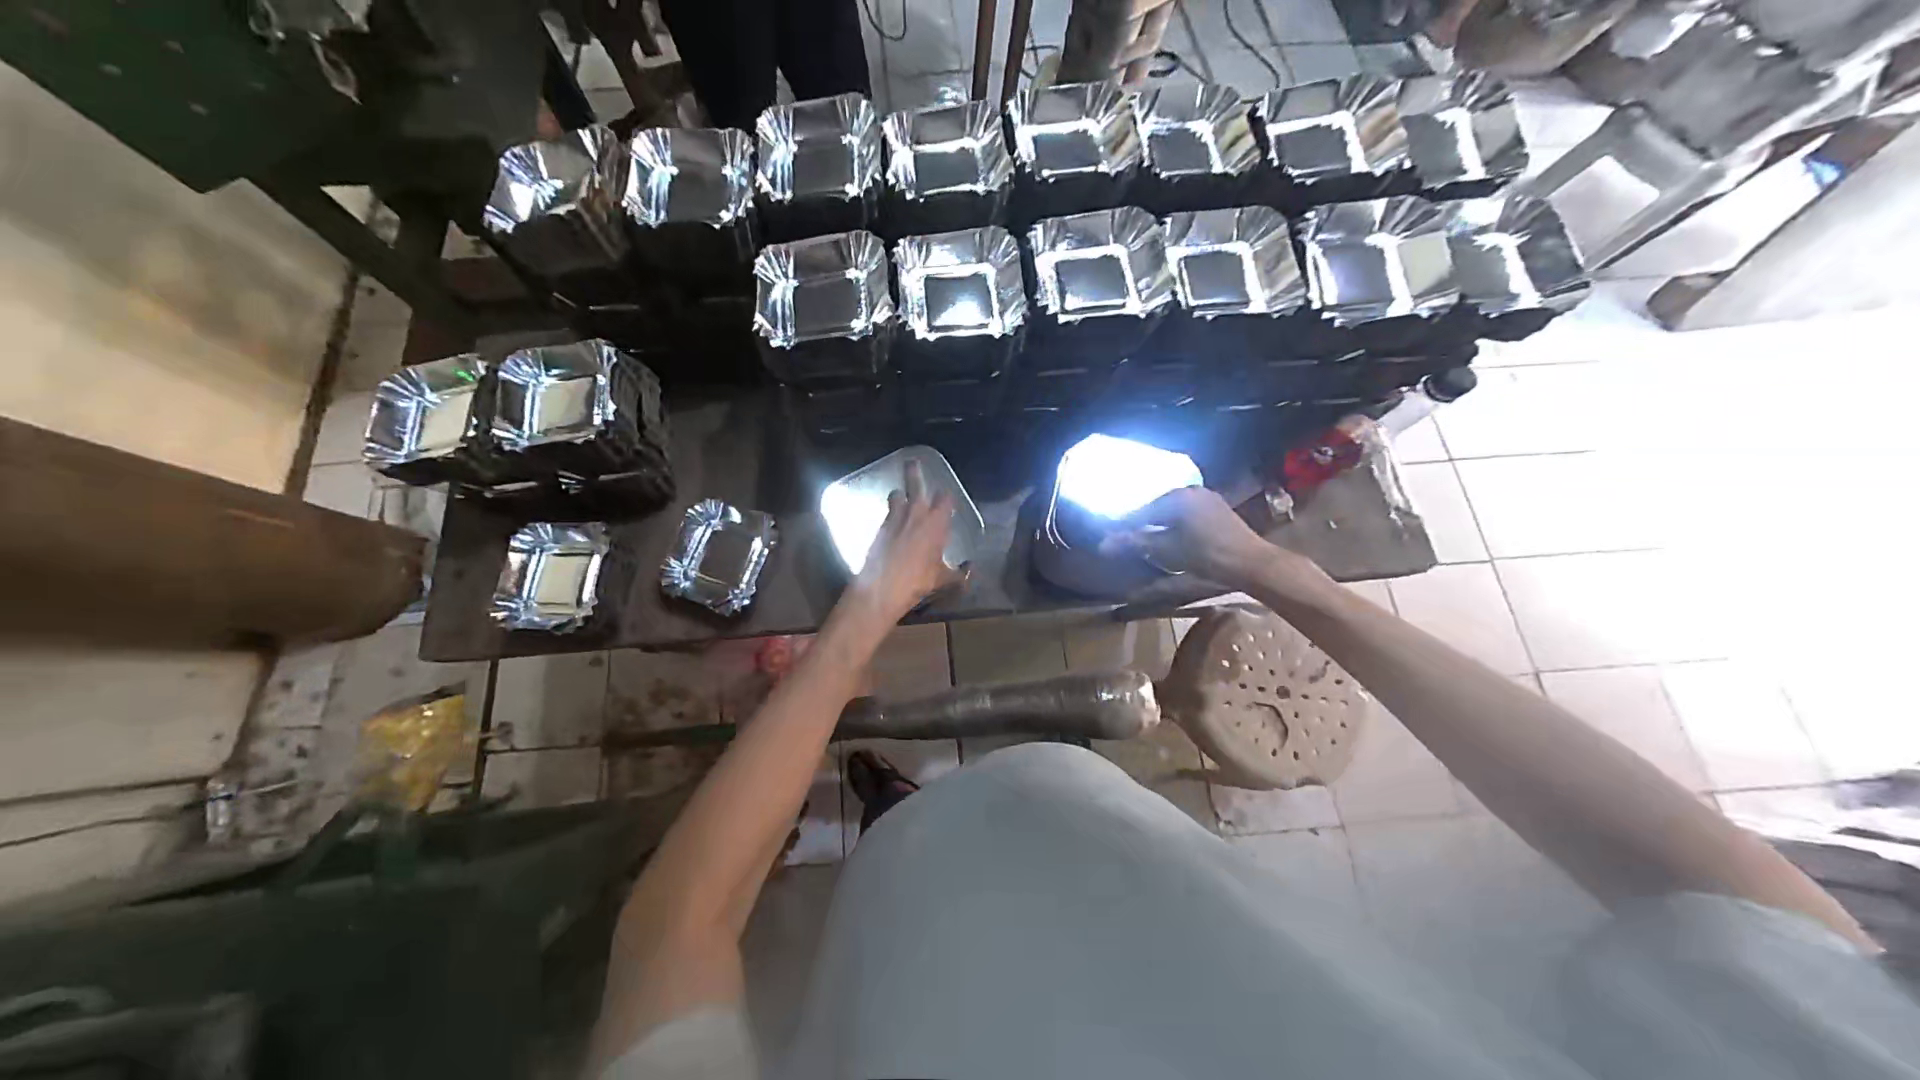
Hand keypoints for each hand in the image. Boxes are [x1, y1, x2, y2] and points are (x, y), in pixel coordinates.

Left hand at [839, 461, 967, 629]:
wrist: (881, 588)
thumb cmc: (917, 581)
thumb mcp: (943, 580)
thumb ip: (958, 574)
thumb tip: (969, 571)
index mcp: (936, 522)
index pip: (945, 498)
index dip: (946, 497)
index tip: (946, 499)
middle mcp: (915, 513)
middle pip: (915, 483)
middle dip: (914, 472)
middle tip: (911, 462)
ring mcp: (894, 518)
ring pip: (896, 495)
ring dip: (899, 494)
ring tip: (900, 496)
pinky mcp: (878, 528)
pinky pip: (887, 514)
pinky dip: (891, 514)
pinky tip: (892, 524)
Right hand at [1099, 486, 1327, 592]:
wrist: (1249, 563)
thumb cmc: (1204, 554)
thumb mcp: (1164, 549)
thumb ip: (1134, 542)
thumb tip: (1102, 544)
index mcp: (1177, 495)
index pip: (1142, 509)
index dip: (1126, 524)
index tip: (1113, 537)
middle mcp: (1192, 490)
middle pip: (1158, 507)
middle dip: (1142, 523)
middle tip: (1129, 540)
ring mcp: (1208, 499)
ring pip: (1174, 511)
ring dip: (1160, 525)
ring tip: (1148, 541)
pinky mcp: (1219, 511)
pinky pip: (1188, 515)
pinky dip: (1176, 525)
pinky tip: (1172, 539)